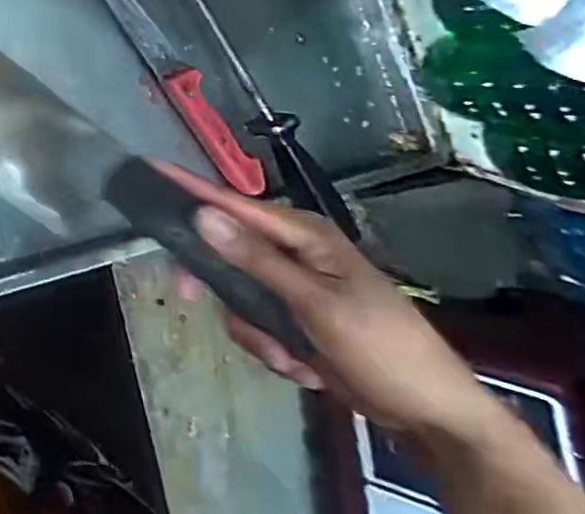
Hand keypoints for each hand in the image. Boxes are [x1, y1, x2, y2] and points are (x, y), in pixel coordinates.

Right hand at [154, 161, 498, 437]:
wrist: (436, 419)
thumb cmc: (384, 349)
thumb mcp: (315, 303)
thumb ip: (254, 258)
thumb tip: (201, 213)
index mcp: (304, 235)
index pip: (232, 202)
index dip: (188, 186)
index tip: (148, 165)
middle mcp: (293, 251)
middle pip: (223, 249)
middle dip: (216, 284)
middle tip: (191, 297)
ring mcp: (292, 284)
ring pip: (233, 290)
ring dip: (252, 328)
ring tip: (287, 356)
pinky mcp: (292, 314)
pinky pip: (251, 318)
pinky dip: (267, 344)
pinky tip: (299, 364)